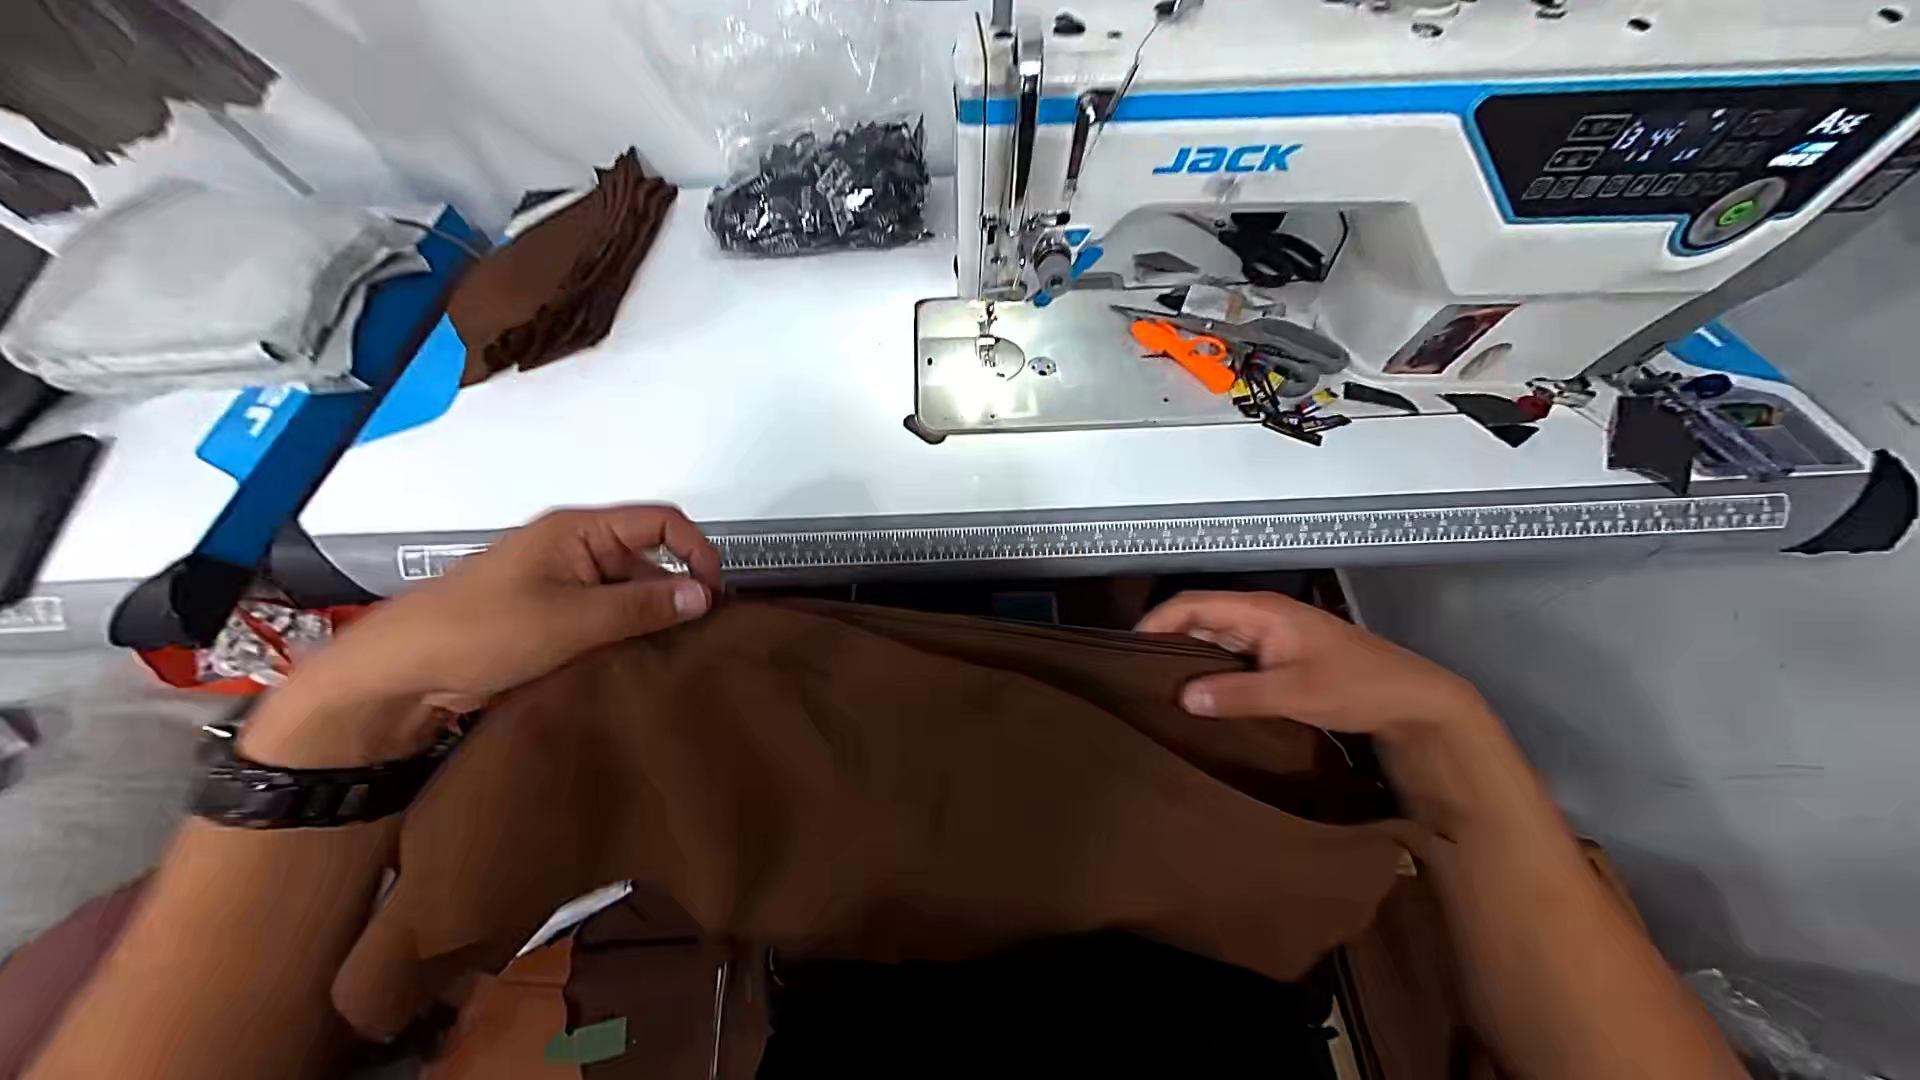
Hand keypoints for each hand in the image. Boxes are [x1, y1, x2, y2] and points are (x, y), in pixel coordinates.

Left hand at [241, 505, 721, 766]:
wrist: (398, 676)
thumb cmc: (483, 632)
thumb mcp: (574, 619)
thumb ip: (644, 605)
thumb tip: (705, 595)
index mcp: (580, 530)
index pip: (661, 522)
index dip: (696, 549)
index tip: (714, 591)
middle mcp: (576, 547)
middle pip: (648, 557)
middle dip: (677, 589)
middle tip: (699, 630)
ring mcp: (564, 580)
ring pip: (629, 588)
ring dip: (652, 614)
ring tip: (672, 650)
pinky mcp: (553, 612)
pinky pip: (607, 611)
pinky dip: (627, 630)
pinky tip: (639, 656)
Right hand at [1136, 590, 1485, 740]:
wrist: (1415, 701)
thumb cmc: (1357, 686)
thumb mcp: (1295, 693)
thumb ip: (1235, 694)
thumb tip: (1181, 698)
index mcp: (1260, 611)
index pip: (1192, 604)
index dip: (1157, 621)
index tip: (1130, 650)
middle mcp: (1258, 617)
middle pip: (1198, 619)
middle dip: (1164, 640)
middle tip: (1137, 672)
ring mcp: (1268, 636)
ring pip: (1212, 639)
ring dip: (1186, 657)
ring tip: (1157, 685)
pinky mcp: (1276, 656)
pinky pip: (1229, 657)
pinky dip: (1208, 670)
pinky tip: (1196, 693)